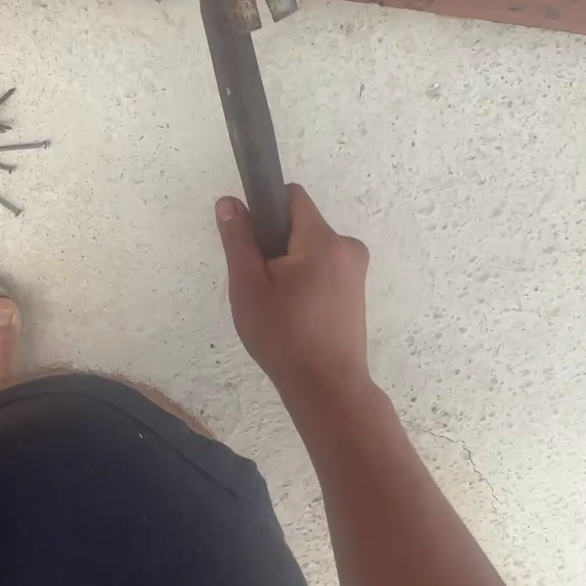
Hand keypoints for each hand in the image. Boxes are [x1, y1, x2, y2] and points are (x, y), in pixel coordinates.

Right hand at [216, 184, 372, 408]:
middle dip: (275, 244)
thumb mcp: (248, 286)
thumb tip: (229, 202)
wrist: (327, 388)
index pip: (291, 196)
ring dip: (289, 265)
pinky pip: (322, 267)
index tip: (251, 241)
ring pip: (309, 248)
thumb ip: (238, 240)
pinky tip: (294, 312)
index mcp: (323, 240)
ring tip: (276, 304)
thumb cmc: (284, 336)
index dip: (265, 210)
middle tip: (260, 284)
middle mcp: (347, 247)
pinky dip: (305, 280)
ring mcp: (356, 270)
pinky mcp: (356, 290)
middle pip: (299, 224)